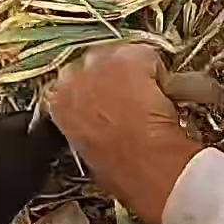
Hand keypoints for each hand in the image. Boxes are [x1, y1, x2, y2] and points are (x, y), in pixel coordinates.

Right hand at [47, 43, 204, 223]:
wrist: (143, 162)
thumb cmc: (119, 168)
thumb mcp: (87, 150)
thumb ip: (86, 129)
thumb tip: (99, 130)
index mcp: (57, 104)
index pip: (71, 83)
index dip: (96, 90)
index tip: (110, 100)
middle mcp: (71, 78)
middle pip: (94, 62)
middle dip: (112, 75)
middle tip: (133, 97)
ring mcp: (99, 64)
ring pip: (119, 56)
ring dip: (133, 71)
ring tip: (151, 96)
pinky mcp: (127, 57)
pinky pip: (146, 55)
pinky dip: (159, 71)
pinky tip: (165, 93)